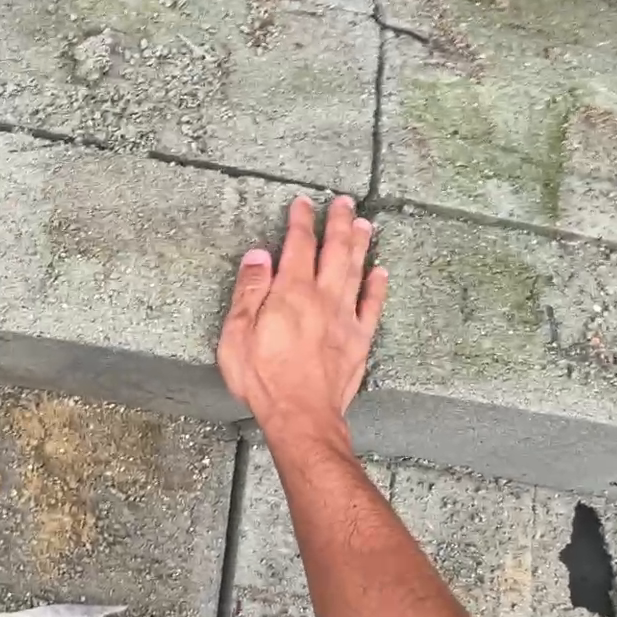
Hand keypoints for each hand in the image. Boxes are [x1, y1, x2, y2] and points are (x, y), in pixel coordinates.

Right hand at [217, 194, 387, 446]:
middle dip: (337, 223)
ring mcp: (345, 319)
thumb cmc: (262, 378)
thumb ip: (249, 293)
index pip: (298, 247)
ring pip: (356, 271)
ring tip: (363, 222)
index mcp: (291, 294)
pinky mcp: (358, 340)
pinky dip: (377, 286)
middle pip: (334, 252)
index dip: (301, 222)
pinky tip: (380, 271)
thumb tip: (259, 256)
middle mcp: (322, 299)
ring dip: (360, 244)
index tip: (302, 204)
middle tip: (342, 202)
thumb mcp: (237, 335)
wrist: (300, 414)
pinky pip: (371, 306)